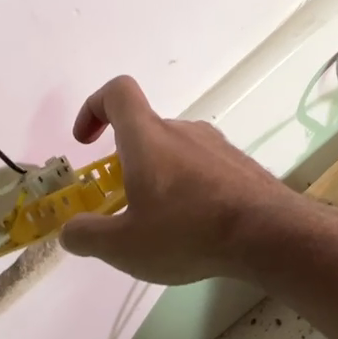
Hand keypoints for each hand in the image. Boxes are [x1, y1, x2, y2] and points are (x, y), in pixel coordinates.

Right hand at [60, 76, 306, 284]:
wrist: (268, 235)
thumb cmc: (186, 233)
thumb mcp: (123, 246)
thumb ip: (87, 236)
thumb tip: (69, 231)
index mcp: (147, 138)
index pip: (117, 93)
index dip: (94, 108)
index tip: (86, 142)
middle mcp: (183, 131)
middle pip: (146, 131)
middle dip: (126, 163)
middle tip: (123, 206)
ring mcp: (217, 148)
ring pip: (176, 154)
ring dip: (160, 180)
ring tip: (162, 225)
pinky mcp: (241, 169)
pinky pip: (204, 172)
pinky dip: (190, 193)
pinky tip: (196, 230)